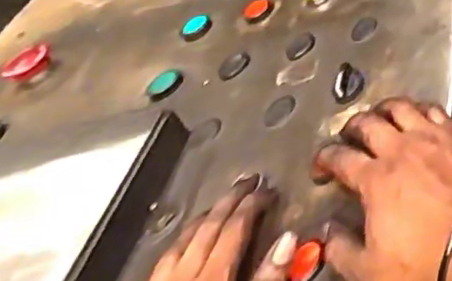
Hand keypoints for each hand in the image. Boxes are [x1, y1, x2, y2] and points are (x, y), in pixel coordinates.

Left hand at [151, 173, 295, 280]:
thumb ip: (268, 275)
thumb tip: (289, 237)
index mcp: (213, 274)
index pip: (236, 226)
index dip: (254, 203)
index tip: (269, 190)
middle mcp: (184, 273)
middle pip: (209, 226)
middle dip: (231, 199)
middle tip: (249, 180)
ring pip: (181, 240)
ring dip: (204, 216)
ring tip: (219, 203)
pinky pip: (162, 259)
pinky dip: (179, 240)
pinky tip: (184, 240)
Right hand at [313, 98, 451, 280]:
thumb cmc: (421, 256)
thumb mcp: (370, 269)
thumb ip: (342, 250)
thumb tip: (328, 232)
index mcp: (375, 178)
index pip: (341, 157)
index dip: (325, 158)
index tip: (320, 165)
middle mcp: (399, 147)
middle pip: (369, 122)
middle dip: (351, 126)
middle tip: (347, 136)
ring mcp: (428, 135)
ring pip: (401, 106)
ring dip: (384, 108)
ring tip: (378, 115)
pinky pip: (431, 107)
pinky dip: (418, 107)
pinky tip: (415, 115)